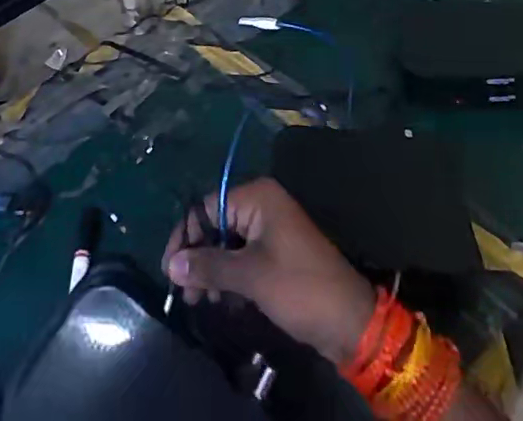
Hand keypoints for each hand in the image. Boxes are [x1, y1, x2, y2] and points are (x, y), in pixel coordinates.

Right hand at [162, 178, 375, 365]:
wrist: (353, 324)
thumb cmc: (301, 289)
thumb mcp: (250, 277)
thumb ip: (208, 266)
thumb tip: (171, 266)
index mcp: (257, 198)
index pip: (205, 209)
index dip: (185, 238)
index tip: (170, 270)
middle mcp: (262, 205)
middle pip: (214, 226)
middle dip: (198, 259)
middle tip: (186, 293)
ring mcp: (270, 229)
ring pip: (226, 244)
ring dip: (212, 271)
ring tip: (203, 302)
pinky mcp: (276, 253)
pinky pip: (241, 257)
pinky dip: (229, 277)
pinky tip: (222, 301)